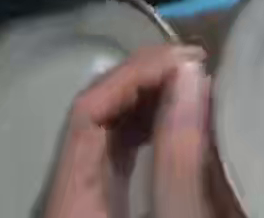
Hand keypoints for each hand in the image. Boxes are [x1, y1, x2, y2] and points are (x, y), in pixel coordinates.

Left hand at [42, 44, 224, 217]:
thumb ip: (178, 157)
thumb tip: (192, 73)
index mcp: (68, 196)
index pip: (88, 108)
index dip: (135, 73)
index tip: (186, 61)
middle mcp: (66, 190)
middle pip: (96, 111)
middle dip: (145, 79)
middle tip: (196, 67)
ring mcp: (83, 198)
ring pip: (107, 128)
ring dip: (150, 98)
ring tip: (194, 86)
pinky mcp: (102, 207)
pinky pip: (118, 151)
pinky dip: (149, 126)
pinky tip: (180, 122)